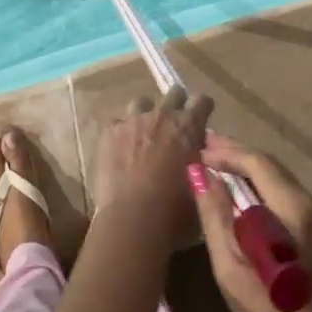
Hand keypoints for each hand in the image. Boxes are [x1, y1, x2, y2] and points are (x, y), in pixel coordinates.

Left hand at [90, 86, 213, 212]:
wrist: (133, 219)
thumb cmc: (175, 210)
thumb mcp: (201, 186)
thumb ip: (201, 164)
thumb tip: (198, 158)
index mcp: (189, 126)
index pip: (202, 100)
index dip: (202, 109)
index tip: (201, 119)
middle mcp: (162, 115)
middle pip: (173, 93)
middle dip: (176, 105)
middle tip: (174, 125)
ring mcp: (133, 120)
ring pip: (141, 102)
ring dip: (146, 114)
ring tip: (144, 134)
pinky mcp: (110, 132)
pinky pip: (117, 122)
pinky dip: (121, 132)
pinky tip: (121, 148)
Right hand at [194, 135, 311, 311]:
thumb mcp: (232, 271)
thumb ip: (215, 217)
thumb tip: (199, 173)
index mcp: (296, 209)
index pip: (258, 162)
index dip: (227, 152)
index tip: (197, 149)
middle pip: (272, 167)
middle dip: (238, 155)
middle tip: (205, 148)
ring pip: (281, 182)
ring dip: (250, 172)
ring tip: (218, 167)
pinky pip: (289, 199)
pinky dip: (264, 190)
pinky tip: (243, 196)